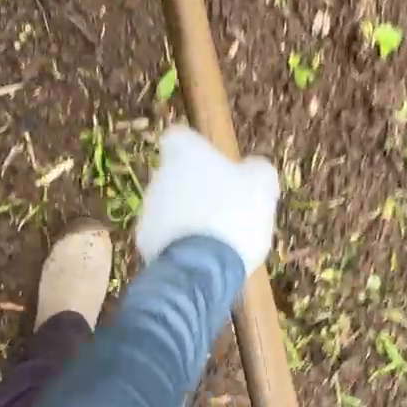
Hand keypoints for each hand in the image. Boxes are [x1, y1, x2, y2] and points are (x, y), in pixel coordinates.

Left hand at [134, 125, 280, 273]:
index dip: (195, 150)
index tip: (211, 165)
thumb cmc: (235, 217)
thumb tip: (252, 169)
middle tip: (222, 210)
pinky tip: (199, 259)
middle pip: (175, 177)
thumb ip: (257, 170)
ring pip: (168, 209)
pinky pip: (163, 239)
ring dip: (185, 219)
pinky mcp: (144, 243)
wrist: (204, 269)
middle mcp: (159, 177)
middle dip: (194, 190)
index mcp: (184, 154)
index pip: (179, 138)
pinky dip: (178, 245)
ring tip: (213, 241)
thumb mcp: (261, 187)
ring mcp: (148, 211)